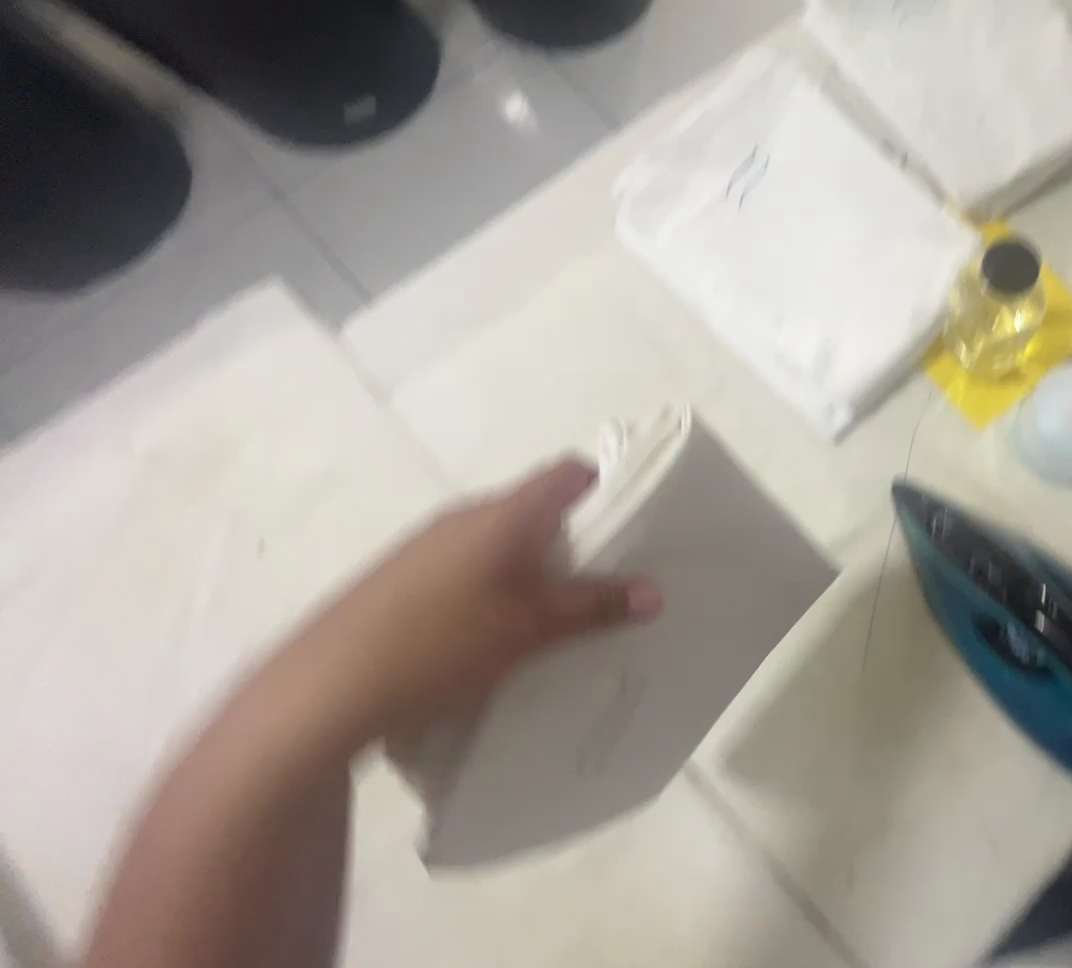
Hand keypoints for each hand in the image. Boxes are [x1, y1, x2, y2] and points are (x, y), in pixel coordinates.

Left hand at [285, 459, 662, 743]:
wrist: (315, 698)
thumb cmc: (439, 645)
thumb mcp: (532, 629)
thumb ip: (596, 606)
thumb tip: (656, 593)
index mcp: (502, 514)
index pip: (567, 473)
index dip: (604, 487)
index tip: (629, 525)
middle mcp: (463, 517)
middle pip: (535, 508)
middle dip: (574, 537)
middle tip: (602, 579)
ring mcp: (424, 547)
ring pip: (500, 540)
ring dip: (532, 566)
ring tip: (551, 614)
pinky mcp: (397, 580)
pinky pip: (467, 566)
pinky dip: (494, 586)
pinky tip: (491, 634)